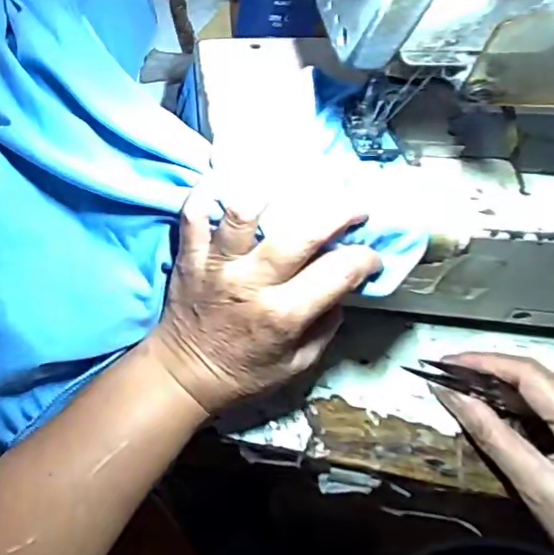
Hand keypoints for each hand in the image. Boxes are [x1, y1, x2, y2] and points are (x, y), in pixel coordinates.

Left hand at [141, 185, 382, 414]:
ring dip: (266, 194)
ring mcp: (216, 264)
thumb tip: (344, 287)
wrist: (183, 372)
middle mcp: (250, 282)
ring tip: (286, 187)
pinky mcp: (188, 255)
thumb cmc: (244, 371)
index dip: (364, 258)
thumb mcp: (297, 364)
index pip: (336, 273)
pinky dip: (205, 194)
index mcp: (283, 314)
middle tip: (352, 206)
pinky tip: (225, 182)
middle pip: (297, 234)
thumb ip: (325, 326)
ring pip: (240, 214)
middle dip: (335, 213)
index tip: (369, 253)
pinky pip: (192, 214)